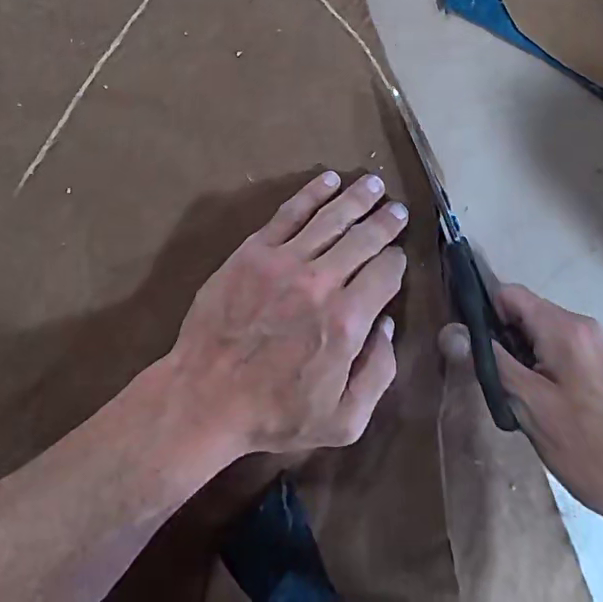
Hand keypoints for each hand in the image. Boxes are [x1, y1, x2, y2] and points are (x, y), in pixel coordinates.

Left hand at [166, 170, 408, 457]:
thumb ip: (378, 373)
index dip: (397, 261)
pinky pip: (289, 213)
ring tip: (373, 184)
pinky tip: (329, 180)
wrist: (204, 398)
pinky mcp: (254, 251)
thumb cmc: (274, 413)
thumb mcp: (343, 420)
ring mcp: (285, 261)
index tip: (398, 256)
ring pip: (331, 218)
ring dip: (357, 198)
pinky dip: (313, 193)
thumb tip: (388, 325)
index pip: (386, 273)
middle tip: (398, 210)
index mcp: (346, 321)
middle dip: (386, 221)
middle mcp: (321, 282)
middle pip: (365, 238)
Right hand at [479, 284, 602, 534]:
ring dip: (533, 362)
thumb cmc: (593, 450)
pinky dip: (557, 373)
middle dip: (510, 344)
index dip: (485, 315)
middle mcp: (589, 327)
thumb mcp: (533, 410)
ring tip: (531, 408)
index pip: (510, 294)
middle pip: (532, 316)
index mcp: (566, 328)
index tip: (474, 349)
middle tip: (503, 388)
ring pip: (553, 339)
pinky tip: (562, 414)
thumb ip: (492, 364)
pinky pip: (575, 356)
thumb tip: (450, 331)